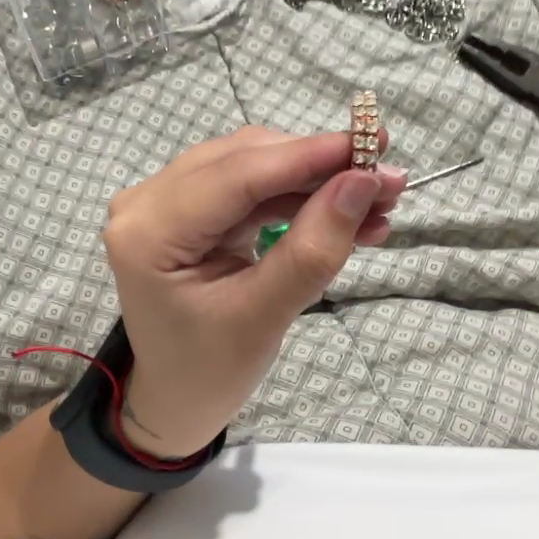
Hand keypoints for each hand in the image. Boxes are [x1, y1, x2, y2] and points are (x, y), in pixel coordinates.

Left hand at [102, 127, 407, 456]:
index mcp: (148, 231)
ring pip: (253, 168)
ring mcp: (165, 201)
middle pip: (245, 161)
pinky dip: (299, 198)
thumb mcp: (264, 317)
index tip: (375, 142)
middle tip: (391, 179)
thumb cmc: (209, 370)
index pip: (237, 174)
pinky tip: (347, 212)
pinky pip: (251, 188)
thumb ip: (312, 249)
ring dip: (317, 181)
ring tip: (381, 201)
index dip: (309, 155)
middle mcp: (148, 201)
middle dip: (321, 167)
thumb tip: (362, 183)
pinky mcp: (189, 208)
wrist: (174, 397)